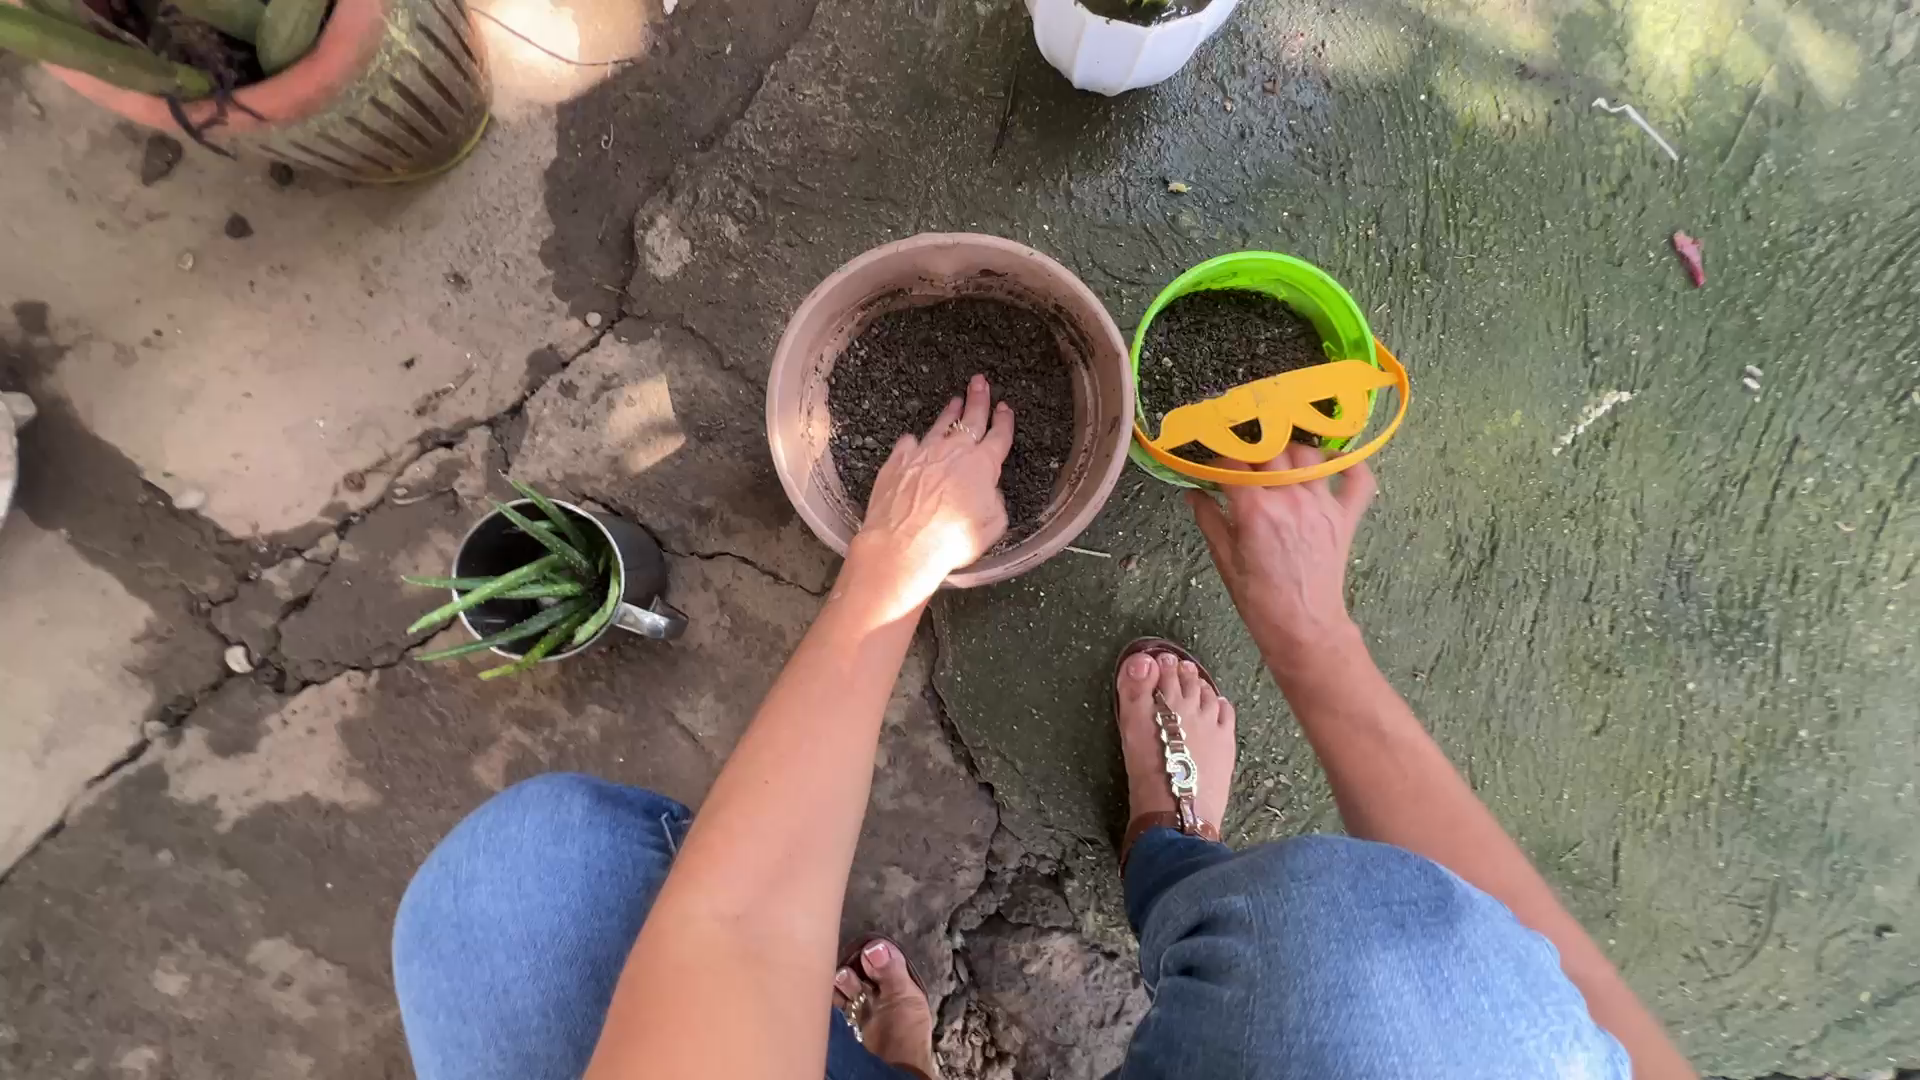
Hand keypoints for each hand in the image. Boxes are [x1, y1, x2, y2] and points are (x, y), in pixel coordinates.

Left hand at [850, 374, 1013, 602]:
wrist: (904, 545)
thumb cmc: (951, 539)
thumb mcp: (992, 525)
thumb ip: (995, 502)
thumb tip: (989, 492)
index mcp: (981, 465)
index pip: (998, 436)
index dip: (1004, 422)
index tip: (1006, 408)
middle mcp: (952, 452)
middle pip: (970, 419)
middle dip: (978, 399)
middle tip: (980, 382)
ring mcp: (922, 454)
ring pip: (939, 426)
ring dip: (949, 413)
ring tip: (955, 401)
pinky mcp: (896, 463)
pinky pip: (908, 445)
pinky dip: (913, 442)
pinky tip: (913, 440)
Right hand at [1186, 443, 1375, 667]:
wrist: (1303, 625)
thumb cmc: (1258, 598)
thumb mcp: (1224, 558)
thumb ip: (1209, 519)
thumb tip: (1194, 493)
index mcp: (1255, 511)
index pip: (1232, 465)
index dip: (1216, 460)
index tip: (1210, 466)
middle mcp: (1290, 499)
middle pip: (1271, 450)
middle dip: (1252, 449)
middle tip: (1242, 461)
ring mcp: (1322, 505)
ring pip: (1309, 454)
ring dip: (1290, 451)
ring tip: (1278, 461)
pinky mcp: (1345, 516)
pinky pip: (1357, 478)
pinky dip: (1348, 464)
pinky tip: (1331, 462)